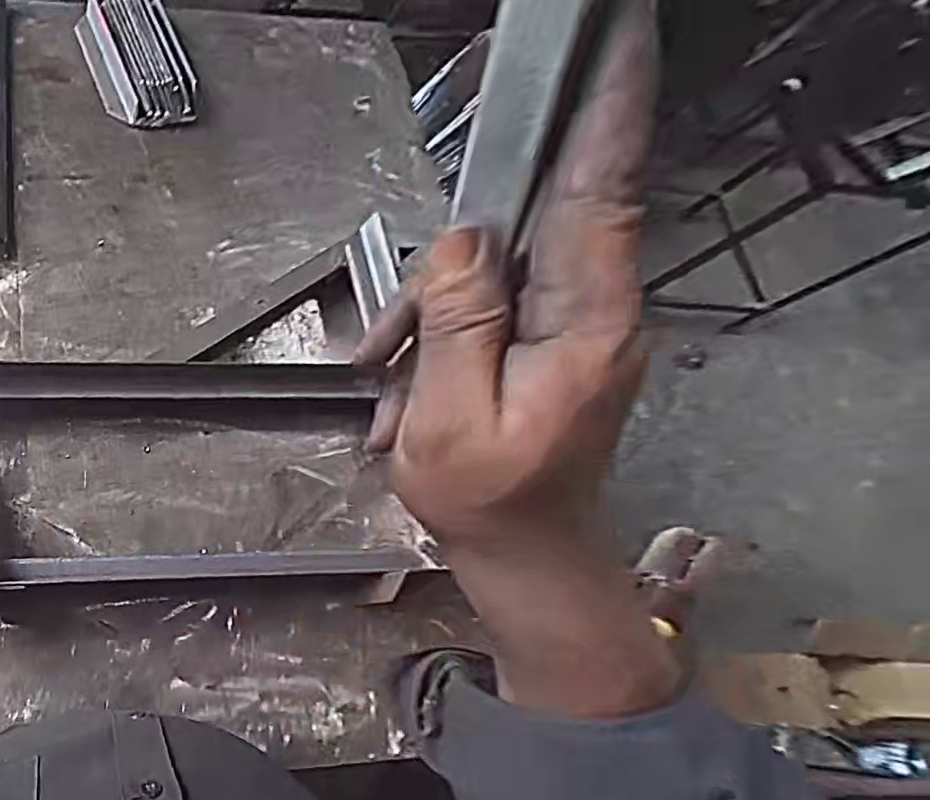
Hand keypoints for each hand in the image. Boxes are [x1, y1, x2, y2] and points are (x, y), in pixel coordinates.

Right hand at [355, 1, 678, 715]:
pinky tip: (406, 392)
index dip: (603, 122)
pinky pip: (495, 316)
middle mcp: (598, 316)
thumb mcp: (446, 417)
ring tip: (387, 391)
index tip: (615, 48)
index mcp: (585, 328)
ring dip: (429, 327)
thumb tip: (461, 244)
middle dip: (440, 287)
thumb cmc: (483, 497)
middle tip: (383, 349)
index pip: (599, 201)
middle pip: (522, 246)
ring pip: (497, 284)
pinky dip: (442, 346)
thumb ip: (458, 326)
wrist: (522, 550)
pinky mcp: (556, 349)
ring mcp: (580, 332)